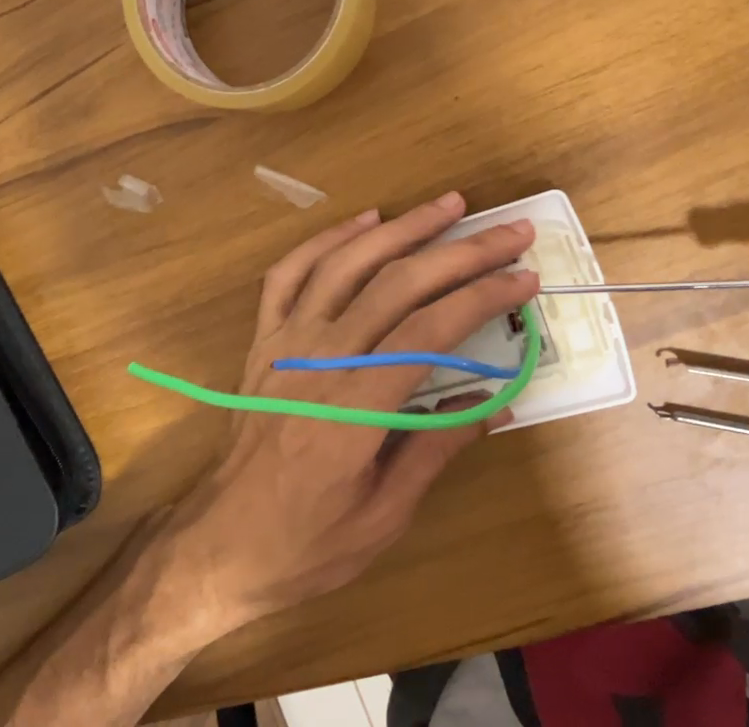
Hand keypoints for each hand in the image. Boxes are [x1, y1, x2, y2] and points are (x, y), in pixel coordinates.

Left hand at [162, 191, 538, 632]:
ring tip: (448, 205)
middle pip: (397, 287)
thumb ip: (436, 449)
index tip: (525, 277)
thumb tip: (498, 401)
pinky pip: (289, 275)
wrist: (222, 541)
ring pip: (345, 266)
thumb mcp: (385, 515)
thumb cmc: (308, 542)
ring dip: (400, 229)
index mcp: (354, 410)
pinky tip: (364, 222)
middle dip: (460, 253)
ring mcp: (283, 343)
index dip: (482, 297)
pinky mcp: (261, 341)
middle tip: (510, 230)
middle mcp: (317, 361)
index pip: (430, 333)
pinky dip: (327, 241)